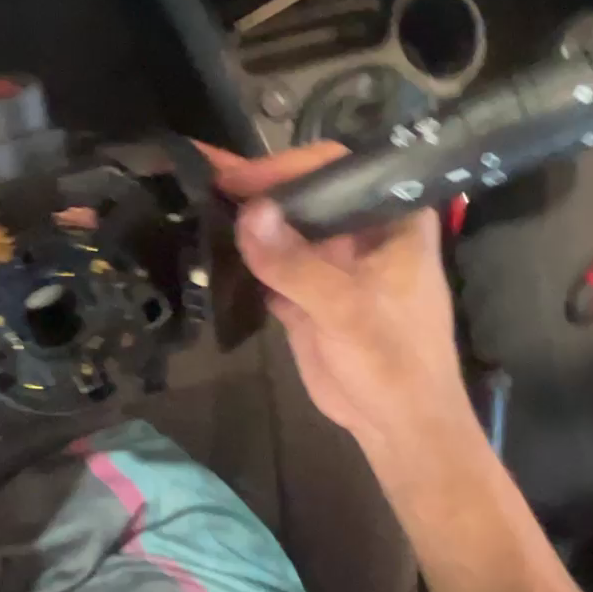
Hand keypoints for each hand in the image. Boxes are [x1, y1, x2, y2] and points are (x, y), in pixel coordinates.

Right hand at [205, 141, 466, 446]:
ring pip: (283, 232)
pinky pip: (270, 269)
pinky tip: (209, 254)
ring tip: (197, 209)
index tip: (235, 177)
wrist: (395, 423)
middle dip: (257, 191)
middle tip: (203, 182)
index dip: (285, 168)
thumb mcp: (346, 310)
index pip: (335, 170)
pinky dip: (243, 263)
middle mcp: (359, 233)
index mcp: (389, 219)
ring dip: (245, 226)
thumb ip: (296, 264)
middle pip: (303, 197)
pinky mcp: (306, 296)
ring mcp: (331, 265)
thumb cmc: (392, 361)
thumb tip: (248, 214)